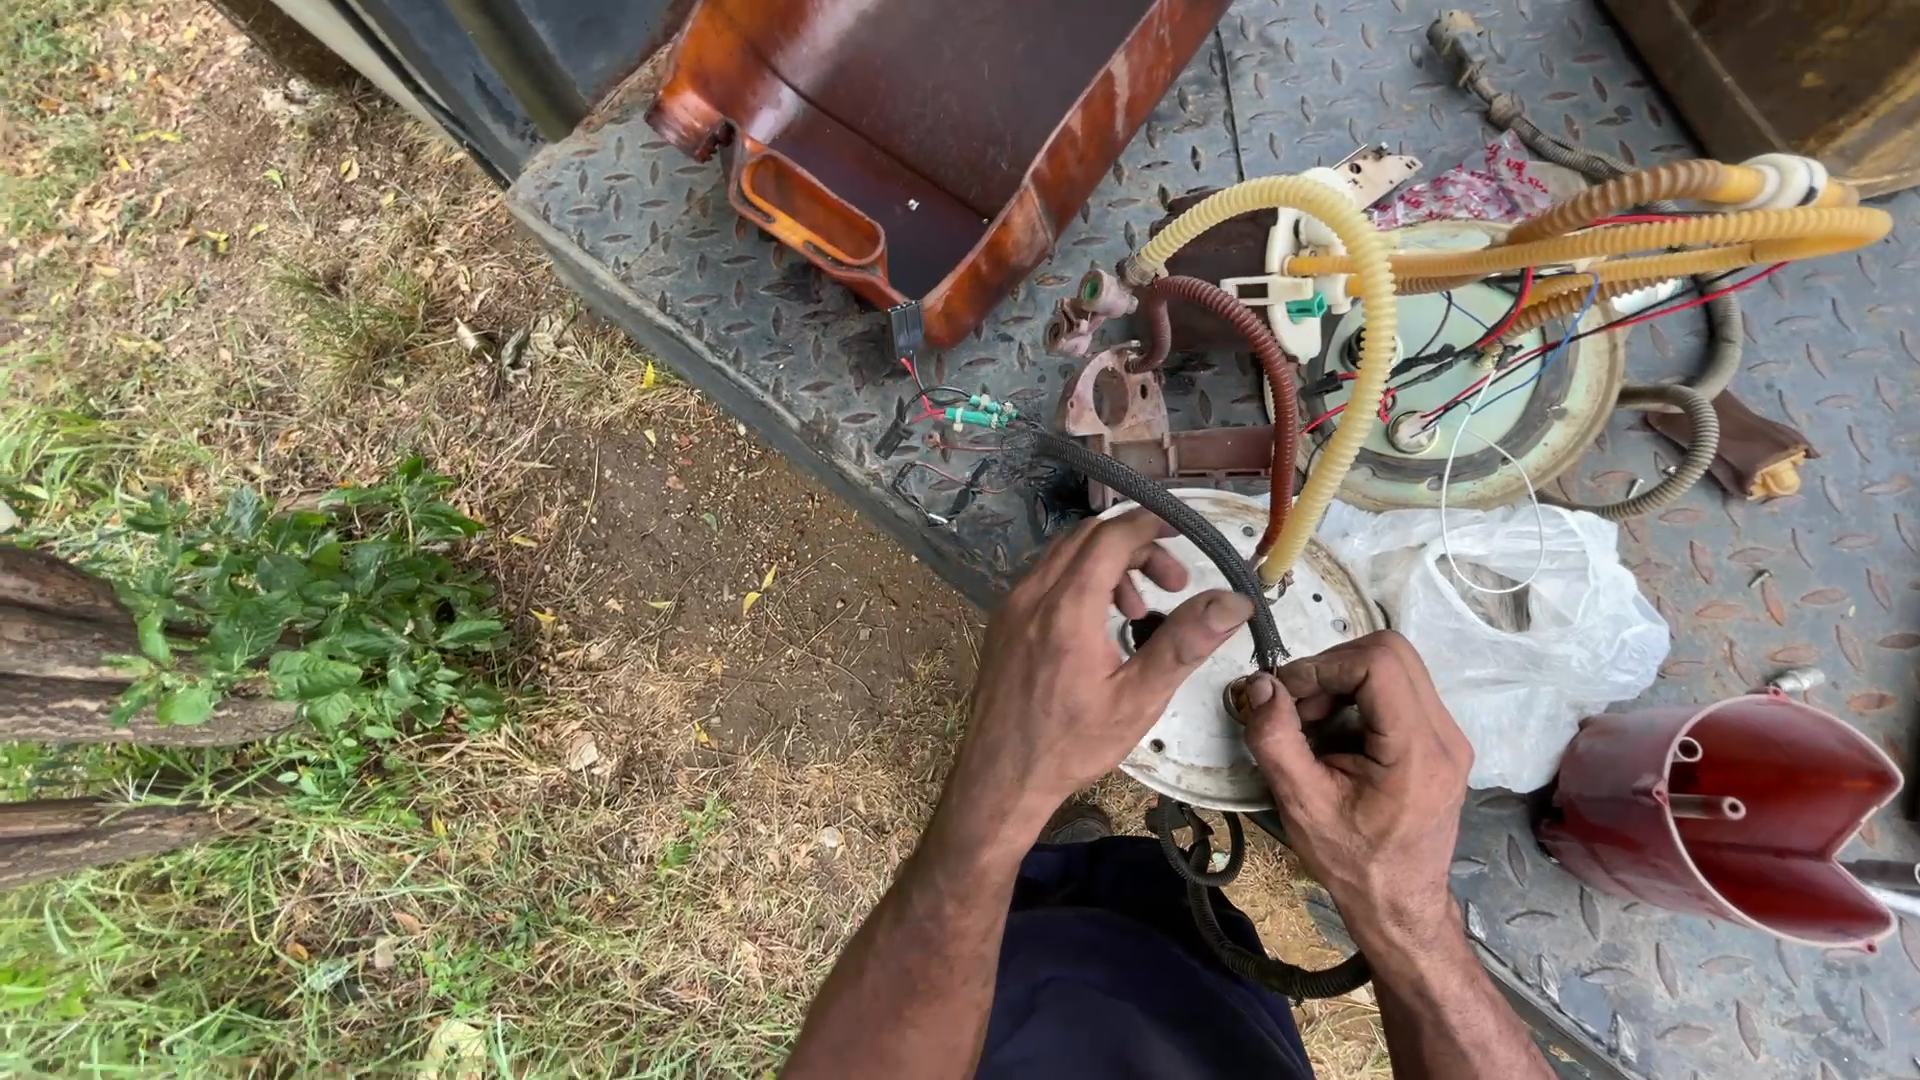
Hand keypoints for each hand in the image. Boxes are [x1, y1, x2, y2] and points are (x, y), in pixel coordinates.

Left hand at [953, 509, 1254, 830]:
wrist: (999, 776)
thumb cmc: (1071, 744)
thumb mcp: (1137, 700)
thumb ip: (1183, 643)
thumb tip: (1232, 601)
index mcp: (1066, 609)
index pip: (1110, 537)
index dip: (1149, 524)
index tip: (1183, 532)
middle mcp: (1032, 595)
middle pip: (1087, 538)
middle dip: (1135, 546)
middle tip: (1172, 583)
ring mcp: (1011, 606)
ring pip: (1063, 555)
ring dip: (1107, 565)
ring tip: (1140, 611)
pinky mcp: (1003, 621)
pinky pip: (1045, 578)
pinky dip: (1079, 581)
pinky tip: (1100, 625)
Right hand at [1236, 631, 1471, 950]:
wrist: (1399, 903)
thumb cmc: (1351, 860)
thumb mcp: (1299, 802)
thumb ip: (1275, 738)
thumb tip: (1260, 683)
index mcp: (1418, 751)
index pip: (1379, 662)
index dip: (1323, 666)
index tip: (1288, 697)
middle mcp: (1445, 734)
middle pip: (1390, 651)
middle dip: (1330, 666)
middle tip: (1298, 706)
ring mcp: (1447, 734)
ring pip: (1392, 663)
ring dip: (1340, 678)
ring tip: (1311, 721)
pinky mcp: (1438, 738)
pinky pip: (1395, 686)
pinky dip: (1354, 692)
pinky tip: (1332, 729)